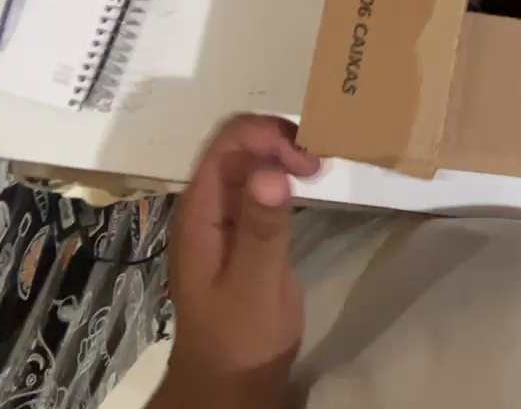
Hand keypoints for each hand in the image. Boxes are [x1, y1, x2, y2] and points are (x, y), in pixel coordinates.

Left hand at [158, 115, 321, 408]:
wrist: (230, 383)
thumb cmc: (238, 338)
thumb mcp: (253, 286)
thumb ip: (261, 229)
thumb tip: (271, 172)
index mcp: (200, 210)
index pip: (228, 142)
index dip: (267, 137)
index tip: (306, 161)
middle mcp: (209, 202)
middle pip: (239, 142)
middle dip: (279, 139)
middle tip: (317, 163)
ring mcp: (226, 212)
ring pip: (252, 157)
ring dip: (285, 151)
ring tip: (319, 167)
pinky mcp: (246, 225)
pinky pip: (263, 179)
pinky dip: (287, 169)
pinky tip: (312, 181)